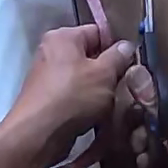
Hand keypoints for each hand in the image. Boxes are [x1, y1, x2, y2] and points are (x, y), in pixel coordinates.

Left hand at [0, 25, 134, 165]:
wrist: (37, 135)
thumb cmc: (72, 97)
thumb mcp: (104, 73)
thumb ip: (119, 56)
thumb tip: (126, 46)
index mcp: (63, 37)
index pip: (98, 32)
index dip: (117, 48)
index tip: (130, 65)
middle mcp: (51, 52)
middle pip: (91, 56)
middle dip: (109, 72)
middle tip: (125, 86)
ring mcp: (47, 76)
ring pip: (85, 78)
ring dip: (100, 91)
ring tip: (113, 103)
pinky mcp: (47, 99)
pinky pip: (74, 95)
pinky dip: (86, 104)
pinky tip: (97, 116)